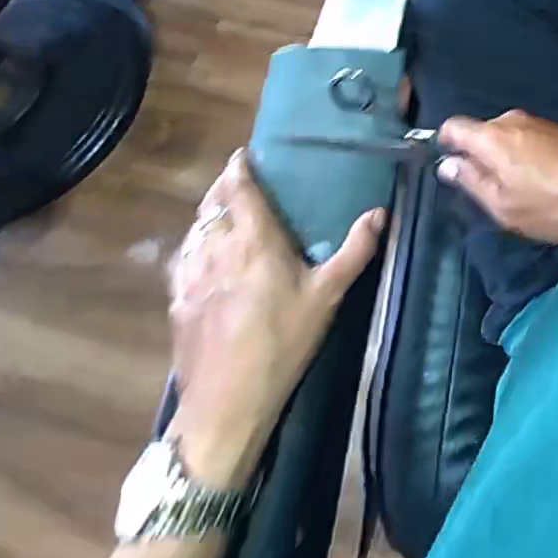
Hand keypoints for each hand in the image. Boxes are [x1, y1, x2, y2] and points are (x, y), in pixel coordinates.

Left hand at [165, 151, 384, 485]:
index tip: (244, 154)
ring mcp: (192, 273)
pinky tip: (201, 252)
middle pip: (213, 202)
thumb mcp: (327, 297)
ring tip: (222, 211)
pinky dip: (193, 242)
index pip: (239, 188)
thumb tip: (379, 213)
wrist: (227, 402)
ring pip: (196, 227)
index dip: (239, 166)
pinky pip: (183, 256)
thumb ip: (354, 251)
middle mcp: (217, 246)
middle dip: (223, 185)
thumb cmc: (283, 343)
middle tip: (237, 179)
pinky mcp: (178, 298)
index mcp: (254, 239)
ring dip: (208, 212)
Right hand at [435, 111, 557, 243]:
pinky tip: (544, 183)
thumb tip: (448, 164)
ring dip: (506, 160)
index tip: (454, 170)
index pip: (452, 127)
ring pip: (505, 138)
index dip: (446, 146)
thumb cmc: (554, 204)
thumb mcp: (504, 206)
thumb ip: (471, 182)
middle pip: (480, 134)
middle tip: (492, 193)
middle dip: (479, 158)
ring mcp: (537, 122)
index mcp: (491, 136)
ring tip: (524, 191)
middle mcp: (510, 120)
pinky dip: (526, 158)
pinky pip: (527, 140)